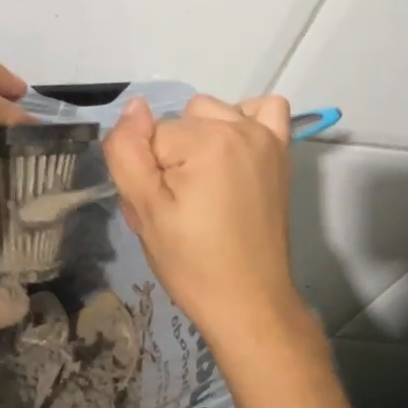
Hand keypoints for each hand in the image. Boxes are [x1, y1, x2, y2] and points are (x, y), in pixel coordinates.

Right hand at [103, 93, 311, 347]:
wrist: (247, 301)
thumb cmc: (191, 263)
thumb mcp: (145, 212)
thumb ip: (127, 153)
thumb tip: (132, 107)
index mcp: (204, 141)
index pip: (148, 137)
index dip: (143, 173)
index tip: (156, 209)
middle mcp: (240, 127)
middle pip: (177, 123)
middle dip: (169, 157)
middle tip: (176, 206)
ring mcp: (266, 138)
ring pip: (210, 114)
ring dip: (199, 140)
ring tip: (201, 187)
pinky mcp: (280, 154)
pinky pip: (264, 110)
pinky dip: (242, 121)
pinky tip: (230, 153)